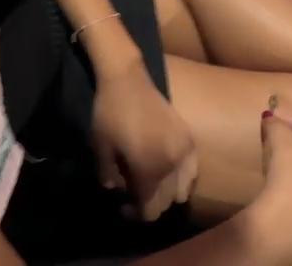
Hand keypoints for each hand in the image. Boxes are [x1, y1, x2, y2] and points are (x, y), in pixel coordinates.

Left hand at [90, 63, 199, 220]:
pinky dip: (181, 178)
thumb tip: (116, 190)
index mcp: (149, 169)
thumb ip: (107, 174)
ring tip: (149, 179)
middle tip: (133, 191)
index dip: (136, 214)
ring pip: (182, 191)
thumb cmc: (109, 110)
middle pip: (167, 203)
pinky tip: (165, 167)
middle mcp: (172, 166)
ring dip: (167, 193)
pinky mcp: (190, 139)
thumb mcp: (99, 144)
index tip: (123, 206)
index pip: (150, 209)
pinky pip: (192, 172)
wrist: (126, 78)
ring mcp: (185, 152)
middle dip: (149, 203)